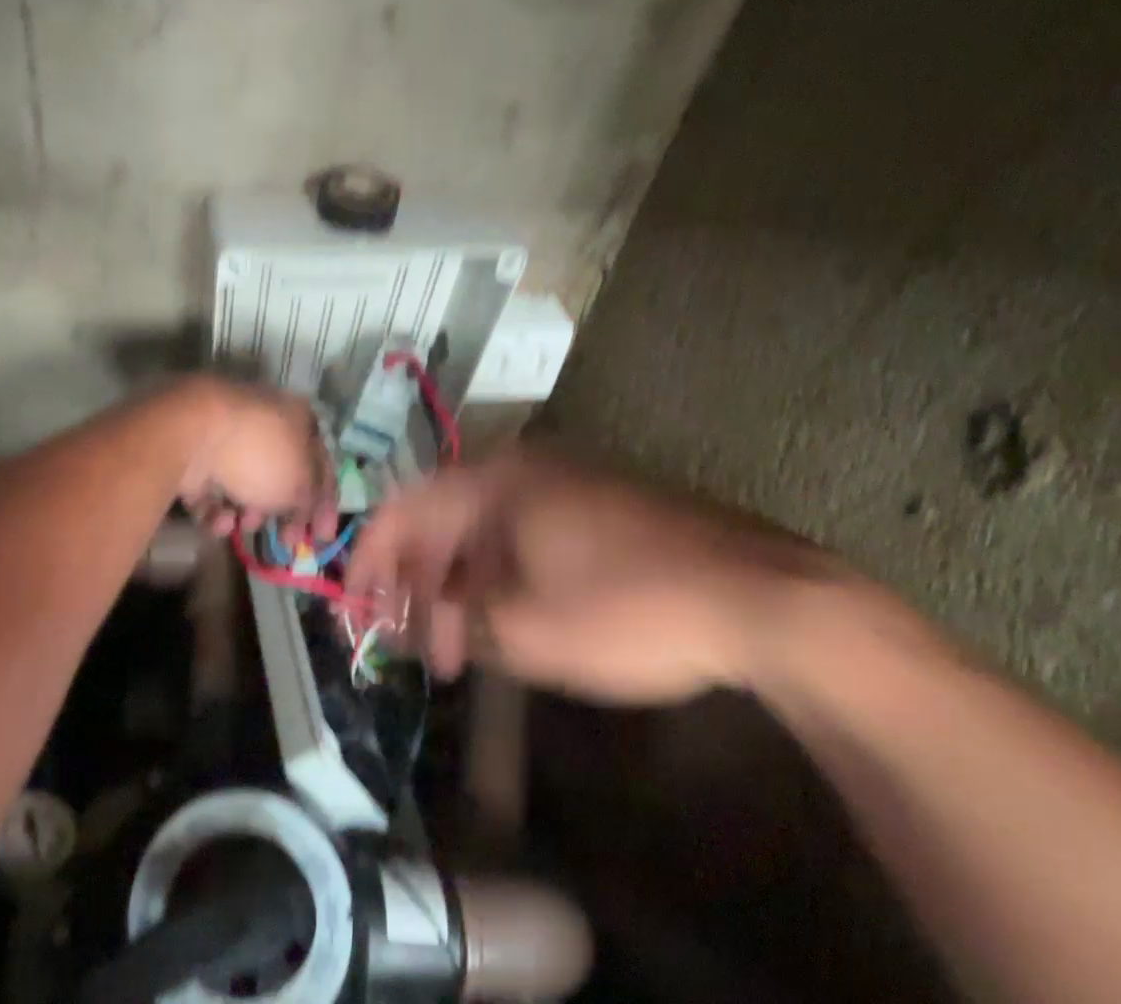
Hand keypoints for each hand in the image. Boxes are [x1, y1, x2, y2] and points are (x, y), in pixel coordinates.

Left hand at [174, 377, 337, 539]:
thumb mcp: (300, 484)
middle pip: (280, 478)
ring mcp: (225, 440)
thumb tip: (305, 511)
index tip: (322, 538)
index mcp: (298, 421)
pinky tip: (219, 519)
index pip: (320, 467)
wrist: (192, 434)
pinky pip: (212, 491)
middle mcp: (264, 425)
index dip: (325, 506)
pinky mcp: (193, 457)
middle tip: (284, 541)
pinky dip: (217, 510)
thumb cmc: (260, 455)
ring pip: (244, 486)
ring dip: (248, 513)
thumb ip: (310, 502)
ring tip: (245, 525)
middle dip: (281, 514)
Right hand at [344, 454, 845, 703]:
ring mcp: (571, 484)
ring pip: (486, 533)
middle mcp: (526, 469)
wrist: (767, 602)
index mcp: (495, 482)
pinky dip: (502, 580)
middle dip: (417, 586)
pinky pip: (527, 537)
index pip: (401, 511)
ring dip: (460, 589)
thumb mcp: (523, 630)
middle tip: (412, 646)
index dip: (368, 562)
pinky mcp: (606, 508)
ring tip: (460, 652)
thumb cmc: (629, 610)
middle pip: (441, 522)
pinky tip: (510, 624)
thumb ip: (449, 624)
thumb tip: (404, 626)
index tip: (353, 610)